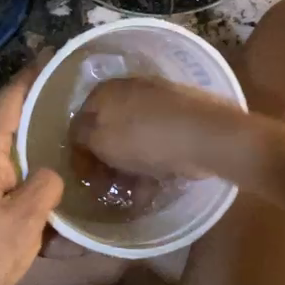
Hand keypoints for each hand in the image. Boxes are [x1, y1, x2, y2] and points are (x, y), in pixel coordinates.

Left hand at [0, 65, 62, 284]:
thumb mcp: (22, 223)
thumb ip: (45, 187)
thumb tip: (50, 174)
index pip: (10, 101)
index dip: (32, 76)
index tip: (53, 54)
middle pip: (12, 127)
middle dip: (41, 117)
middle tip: (78, 109)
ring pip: (11, 161)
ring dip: (38, 160)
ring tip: (74, 156)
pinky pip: (6, 186)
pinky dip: (28, 189)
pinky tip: (51, 208)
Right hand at [70, 77, 251, 178]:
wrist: (206, 135)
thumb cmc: (145, 137)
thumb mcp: (101, 139)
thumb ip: (81, 136)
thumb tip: (78, 136)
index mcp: (106, 91)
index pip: (80, 120)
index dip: (79, 150)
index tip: (83, 177)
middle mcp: (129, 91)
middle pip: (108, 129)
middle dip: (104, 159)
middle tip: (104, 187)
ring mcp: (158, 103)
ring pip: (133, 138)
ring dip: (127, 166)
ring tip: (128, 194)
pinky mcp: (180, 118)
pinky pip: (156, 143)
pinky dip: (150, 165)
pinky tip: (150, 189)